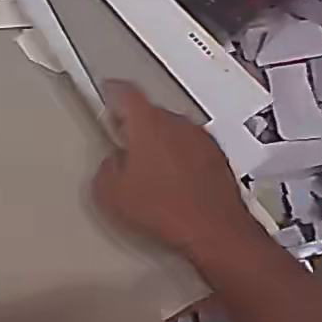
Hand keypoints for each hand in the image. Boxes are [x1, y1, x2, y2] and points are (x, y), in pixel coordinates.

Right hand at [92, 80, 257, 259]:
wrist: (212, 230)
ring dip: (159, 146)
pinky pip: (191, 150)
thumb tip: (109, 167)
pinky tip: (172, 187)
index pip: (126, 93)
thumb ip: (104, 169)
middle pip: (151, 113)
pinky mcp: (217, 159)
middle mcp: (178, 125)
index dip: (111, 91)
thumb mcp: (111, 194)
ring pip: (173, 132)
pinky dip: (180, 161)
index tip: (107, 92)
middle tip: (122, 147)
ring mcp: (201, 140)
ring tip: (148, 176)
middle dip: (135, 127)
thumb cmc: (169, 209)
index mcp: (148, 124)